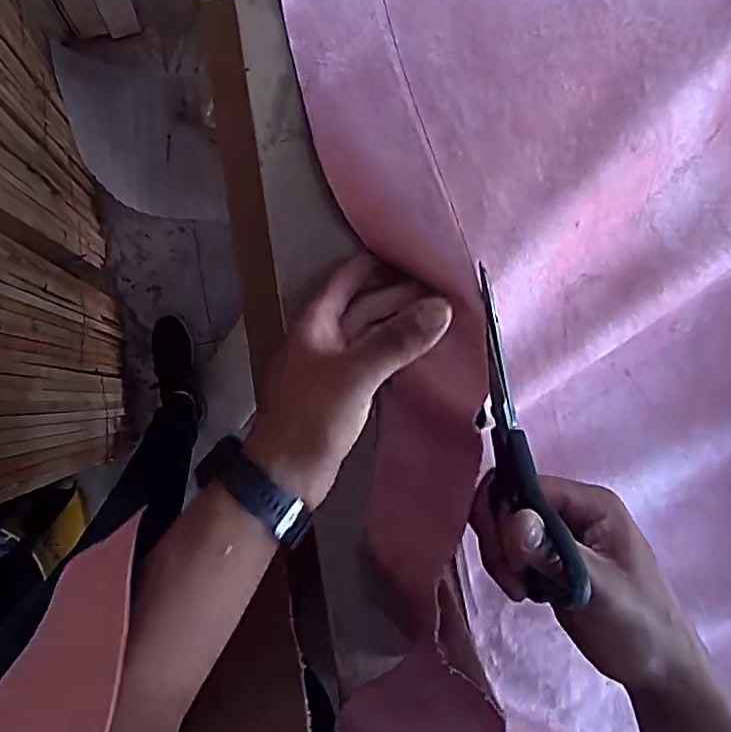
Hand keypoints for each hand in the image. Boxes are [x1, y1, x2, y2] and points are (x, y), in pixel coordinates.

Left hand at [244, 255, 451, 507]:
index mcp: (317, 323)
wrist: (288, 476)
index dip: (375, 263)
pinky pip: (378, 359)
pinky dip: (399, 351)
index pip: (347, 279)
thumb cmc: (312, 418)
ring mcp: (336, 365)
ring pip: (373, 333)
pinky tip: (422, 351)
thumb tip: (441, 308)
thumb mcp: (356, 374)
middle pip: (366, 305)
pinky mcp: (348, 390)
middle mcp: (326, 337)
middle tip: (443, 290)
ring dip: (402, 323)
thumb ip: (396, 340)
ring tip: (441, 316)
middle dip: (400, 295)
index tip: (412, 255)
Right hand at [470, 474, 708, 693]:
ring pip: (505, 524)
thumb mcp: (601, 590)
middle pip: (511, 500)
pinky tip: (526, 595)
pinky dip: (507, 569)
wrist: (657, 668)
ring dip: (502, 558)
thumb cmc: (641, 625)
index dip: (510, 515)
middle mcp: (573, 510)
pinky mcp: (547, 557)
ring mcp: (559, 532)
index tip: (513, 561)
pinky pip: (510, 548)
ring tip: (523, 592)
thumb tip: (514, 519)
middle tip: (515, 582)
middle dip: (501, 539)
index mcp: (593, 503)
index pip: (530, 485)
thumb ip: (556, 553)